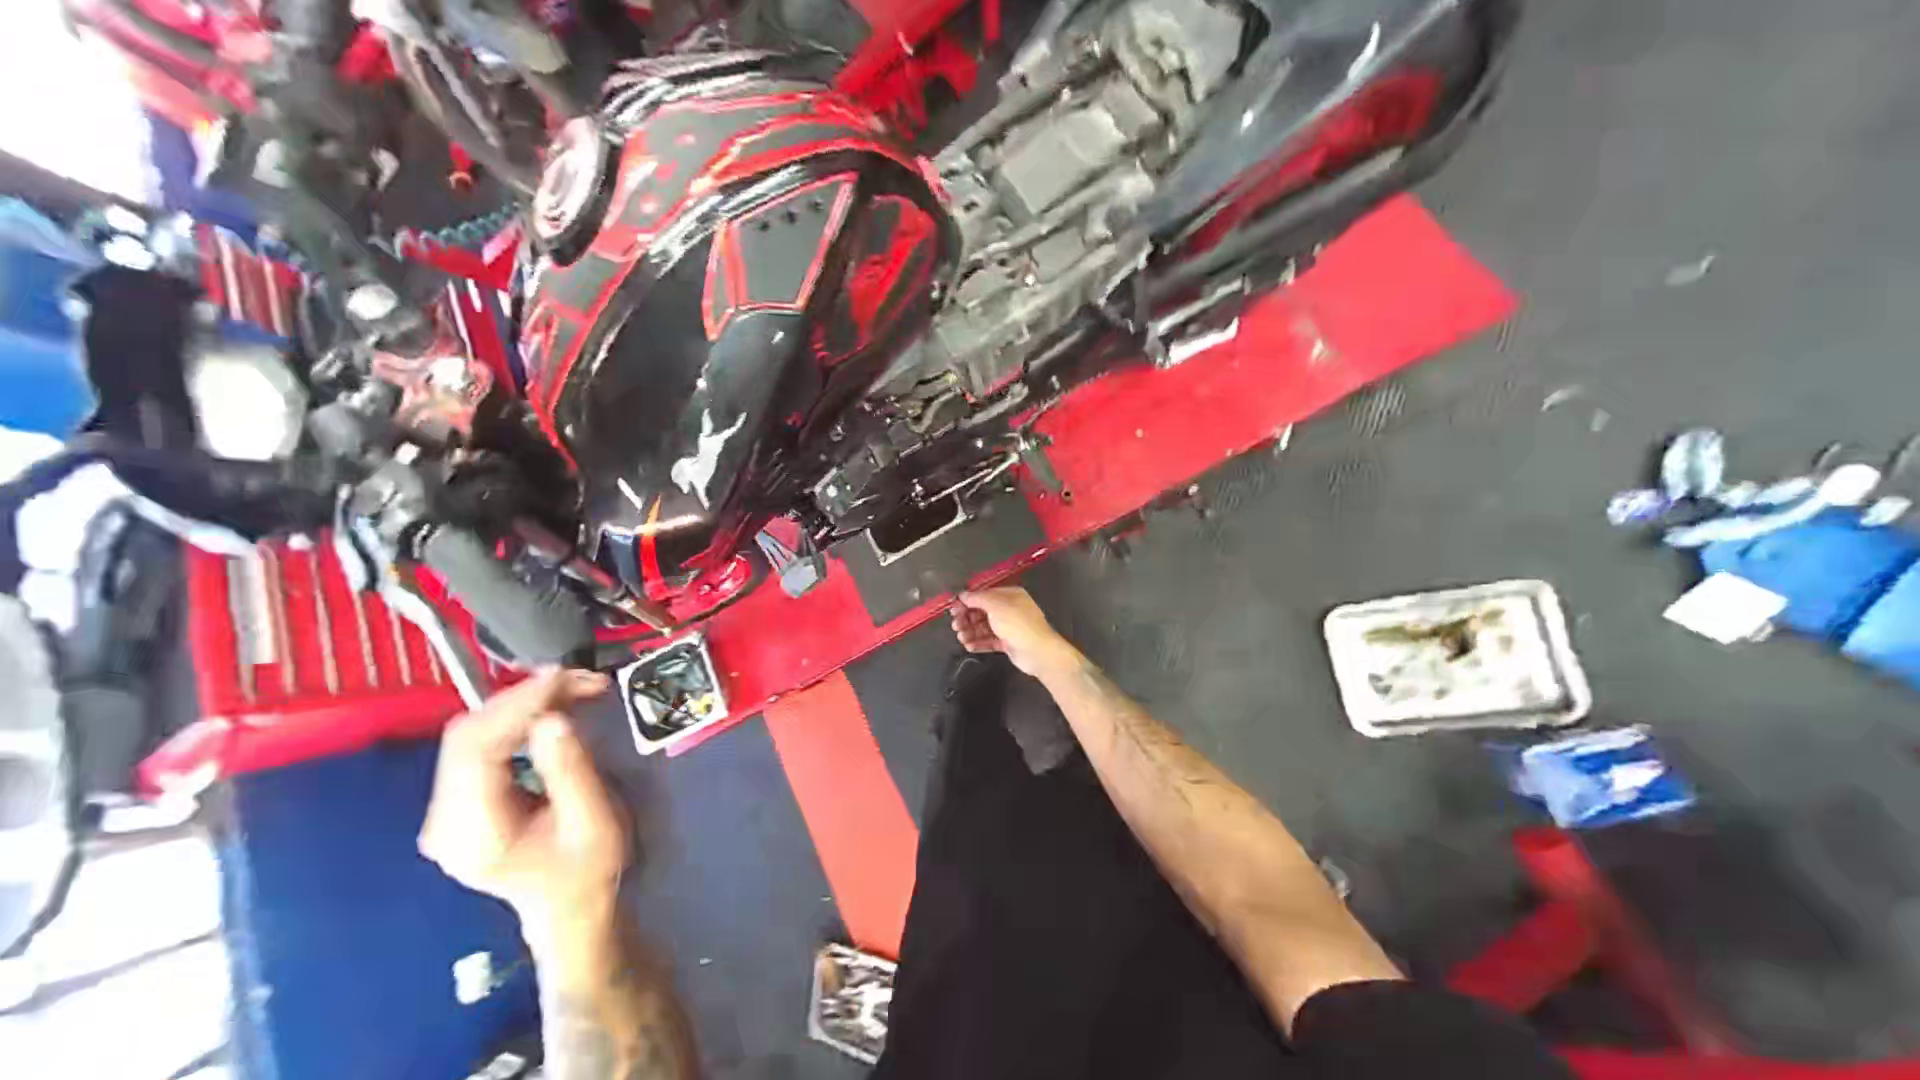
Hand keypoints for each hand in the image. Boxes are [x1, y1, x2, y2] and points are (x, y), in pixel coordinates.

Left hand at [418, 668, 626, 940]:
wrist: (567, 910)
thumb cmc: (587, 871)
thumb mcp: (594, 822)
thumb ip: (571, 770)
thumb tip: (553, 718)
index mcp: (475, 833)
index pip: (478, 751)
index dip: (517, 706)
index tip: (563, 677)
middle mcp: (444, 821)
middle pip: (467, 736)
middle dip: (522, 698)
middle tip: (577, 680)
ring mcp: (443, 812)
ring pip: (468, 734)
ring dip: (518, 704)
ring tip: (570, 689)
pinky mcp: (455, 800)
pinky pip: (475, 745)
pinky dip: (512, 719)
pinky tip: (546, 709)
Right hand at [950, 586, 1081, 677]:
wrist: (1038, 651)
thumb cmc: (1017, 623)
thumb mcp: (995, 605)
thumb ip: (977, 598)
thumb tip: (962, 595)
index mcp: (1010, 595)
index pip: (984, 595)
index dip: (968, 601)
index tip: (954, 608)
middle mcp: (1010, 609)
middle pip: (983, 611)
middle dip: (967, 618)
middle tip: (955, 625)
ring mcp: (1009, 627)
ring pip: (985, 627)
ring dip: (971, 631)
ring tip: (961, 637)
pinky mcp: (1008, 643)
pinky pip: (990, 641)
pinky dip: (979, 643)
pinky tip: (969, 646)